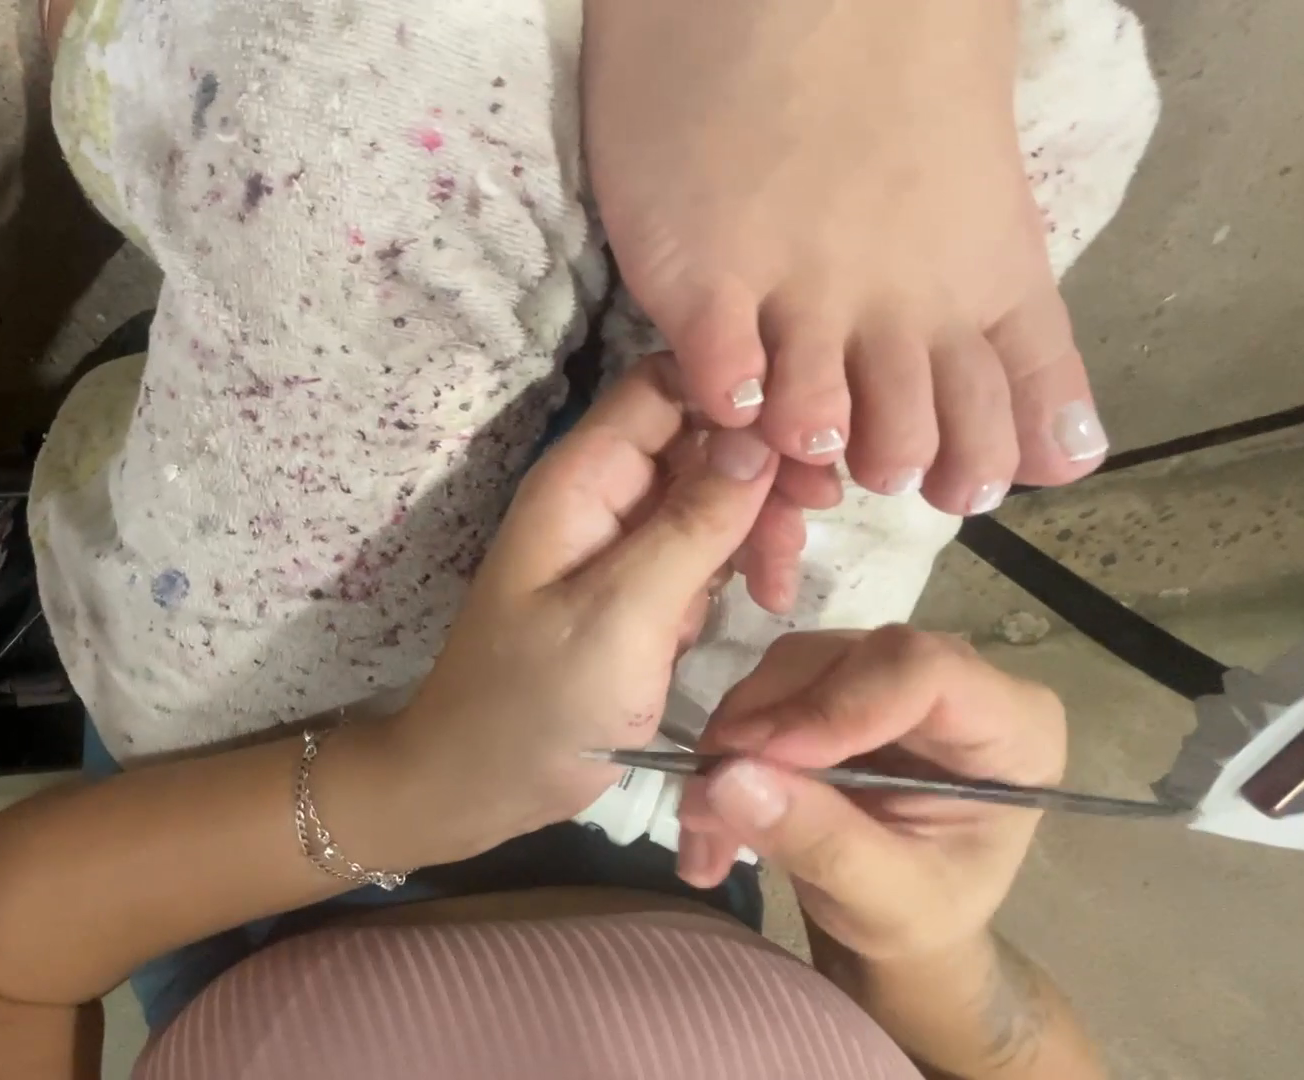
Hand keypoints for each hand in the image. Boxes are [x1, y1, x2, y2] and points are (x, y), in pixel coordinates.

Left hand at [380, 356, 782, 863]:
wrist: (484, 777)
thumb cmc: (537, 701)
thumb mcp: (620, 613)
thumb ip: (689, 525)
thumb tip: (755, 438)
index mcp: (579, 481)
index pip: (660, 387)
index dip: (734, 395)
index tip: (805, 441)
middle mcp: (599, 496)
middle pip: (696, 438)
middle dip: (759, 469)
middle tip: (819, 516)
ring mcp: (618, 542)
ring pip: (708, 493)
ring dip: (756, 524)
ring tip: (778, 585)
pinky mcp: (637, 586)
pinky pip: (699, 548)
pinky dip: (734, 565)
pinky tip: (756, 604)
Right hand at [585, 0, 1107, 516]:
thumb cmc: (879, 80)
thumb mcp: (971, 190)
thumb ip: (984, 292)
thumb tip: (999, 388)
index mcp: (974, 272)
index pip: (1009, 406)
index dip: (988, 461)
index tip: (956, 485)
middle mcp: (896, 297)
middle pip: (911, 436)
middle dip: (895, 467)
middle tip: (858, 463)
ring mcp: (799, 289)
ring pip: (822, 424)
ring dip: (813, 449)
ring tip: (796, 433)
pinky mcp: (705, 278)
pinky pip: (725, 376)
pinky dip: (729, 405)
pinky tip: (729, 395)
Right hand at [676, 627, 1066, 960]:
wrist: (888, 909)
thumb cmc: (919, 912)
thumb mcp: (886, 902)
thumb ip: (822, 842)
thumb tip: (727, 780)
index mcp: (1006, 727)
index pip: (921, 669)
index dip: (836, 702)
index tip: (764, 757)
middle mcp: (941, 682)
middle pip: (834, 660)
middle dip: (762, 725)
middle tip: (710, 794)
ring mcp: (873, 675)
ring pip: (783, 669)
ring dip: (731, 739)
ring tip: (703, 818)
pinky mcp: (822, 683)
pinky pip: (756, 690)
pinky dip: (722, 744)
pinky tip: (707, 803)